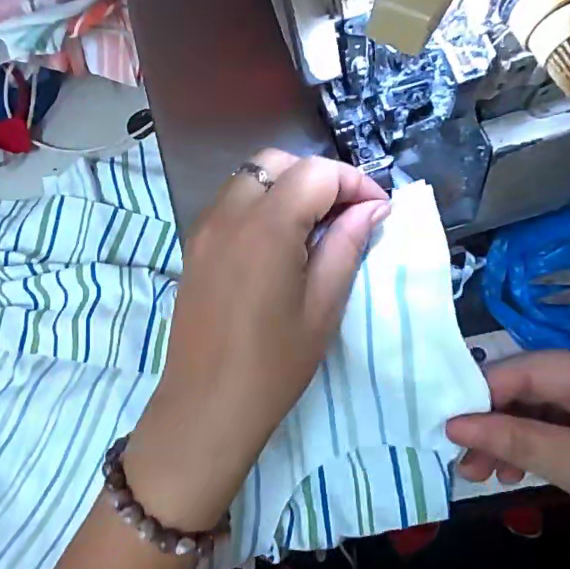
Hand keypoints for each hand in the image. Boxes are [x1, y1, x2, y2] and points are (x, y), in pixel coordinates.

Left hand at [125, 149, 390, 528]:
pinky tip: (276, 244)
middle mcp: (229, 215)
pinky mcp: (193, 247)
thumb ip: (347, 246)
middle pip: (277, 163)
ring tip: (312, 229)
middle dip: (317, 178)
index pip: (316, 172)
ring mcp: (204, 229)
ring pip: (248, 179)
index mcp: (266, 227)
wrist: (206, 404)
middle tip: (344, 216)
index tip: (376, 210)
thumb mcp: (323, 307)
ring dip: (285, 188)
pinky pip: (229, 205)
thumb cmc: (273, 365)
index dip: (353, 182)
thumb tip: (371, 208)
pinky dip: (258, 205)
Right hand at [445, 351, 569, 565]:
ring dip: (499, 437)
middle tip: (457, 454)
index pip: (526, 369)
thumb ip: (514, 441)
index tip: (444, 422)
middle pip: (523, 385)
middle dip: (488, 419)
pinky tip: (506, 472)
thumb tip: (451, 425)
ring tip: (476, 472)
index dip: (481, 392)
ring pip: (527, 406)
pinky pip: (542, 424)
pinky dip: (520, 446)